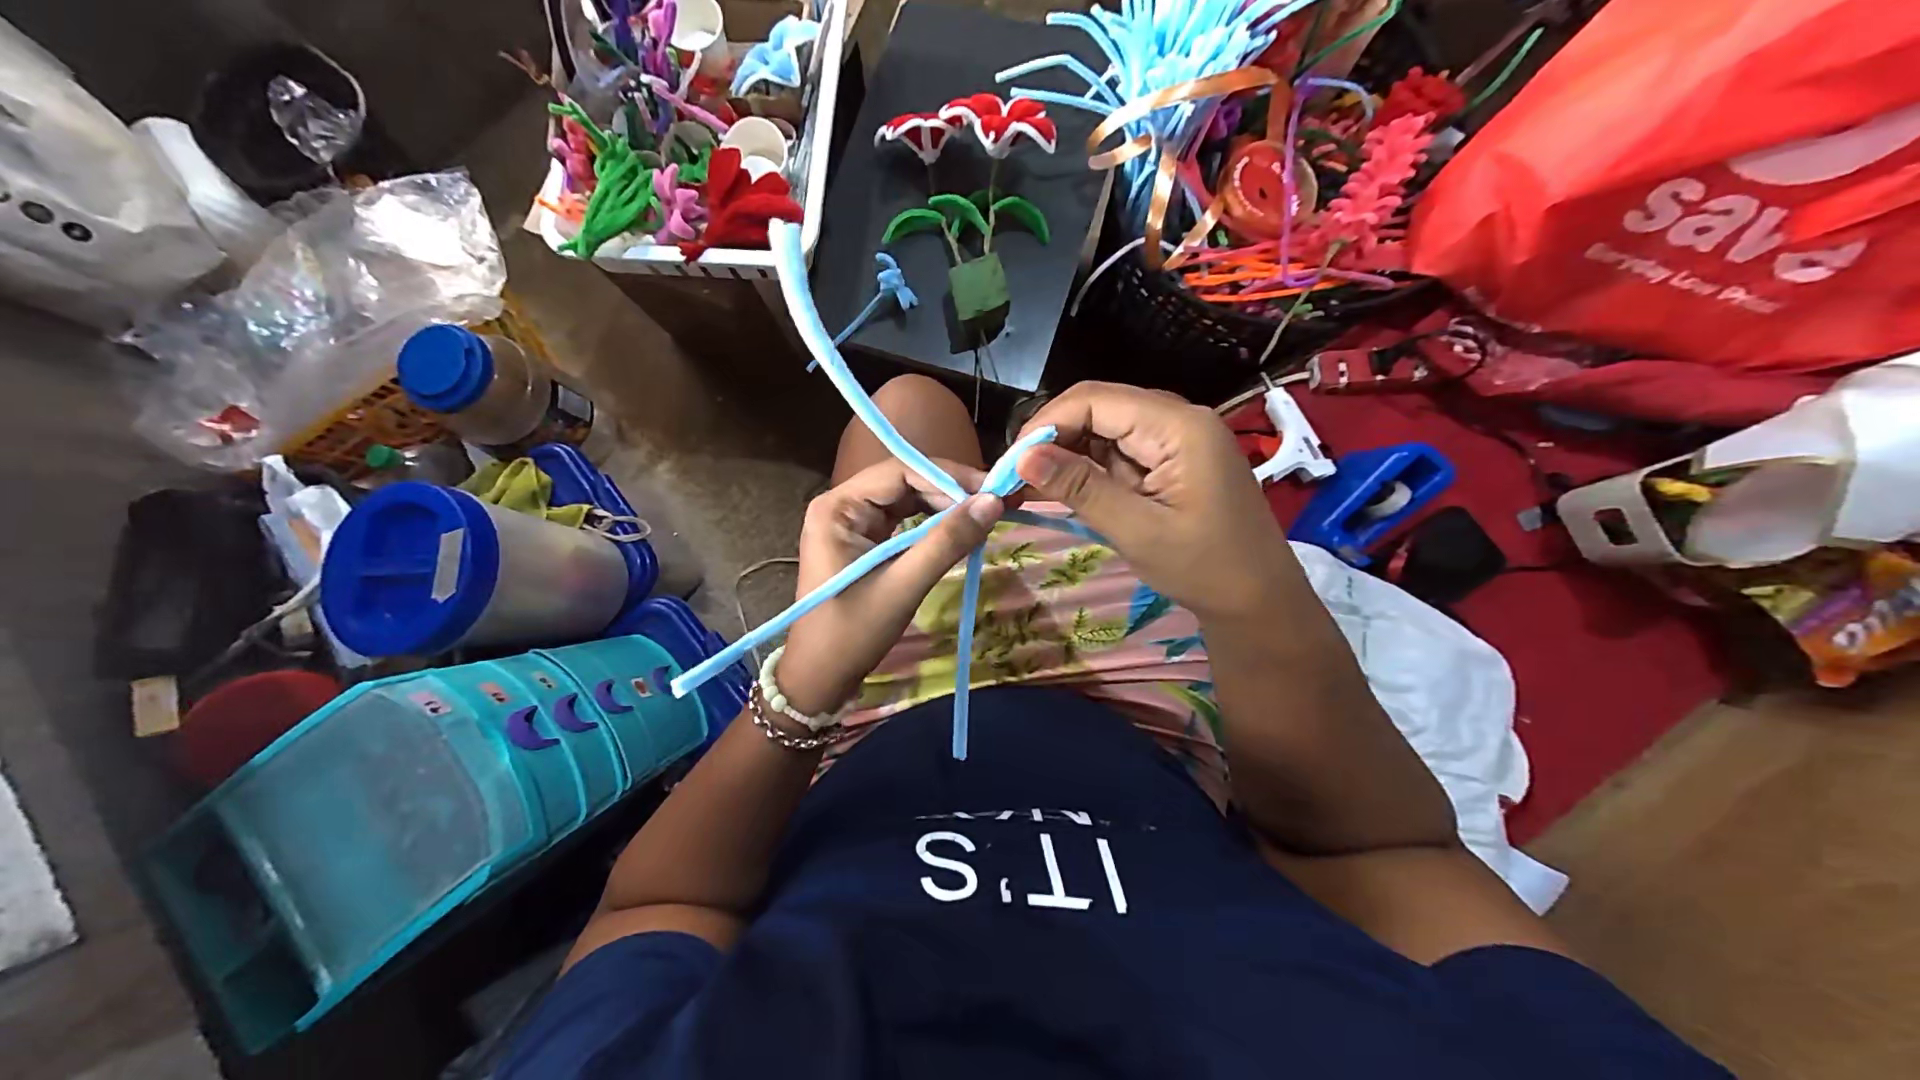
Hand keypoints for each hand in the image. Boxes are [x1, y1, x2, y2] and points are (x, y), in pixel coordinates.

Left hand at [776, 459, 1003, 715]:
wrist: (821, 677)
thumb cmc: (852, 633)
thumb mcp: (903, 586)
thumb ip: (946, 541)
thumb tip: (993, 503)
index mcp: (837, 507)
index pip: (900, 472)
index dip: (948, 477)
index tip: (991, 492)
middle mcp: (841, 504)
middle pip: (904, 481)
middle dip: (950, 490)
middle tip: (994, 504)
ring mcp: (851, 522)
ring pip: (907, 499)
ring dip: (945, 505)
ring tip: (983, 515)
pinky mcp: (863, 540)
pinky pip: (903, 519)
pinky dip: (933, 523)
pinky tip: (959, 530)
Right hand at [1014, 381, 1297, 622]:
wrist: (1258, 601)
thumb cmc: (1205, 568)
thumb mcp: (1138, 530)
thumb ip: (1080, 488)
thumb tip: (1024, 456)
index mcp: (1179, 426)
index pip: (1096, 400)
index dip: (1046, 424)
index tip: (1011, 463)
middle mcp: (1178, 420)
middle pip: (1099, 408)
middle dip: (1052, 438)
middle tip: (1014, 477)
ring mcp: (1175, 440)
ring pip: (1104, 429)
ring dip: (1066, 454)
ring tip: (1027, 485)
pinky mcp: (1170, 461)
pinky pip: (1119, 452)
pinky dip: (1087, 469)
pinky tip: (1060, 488)